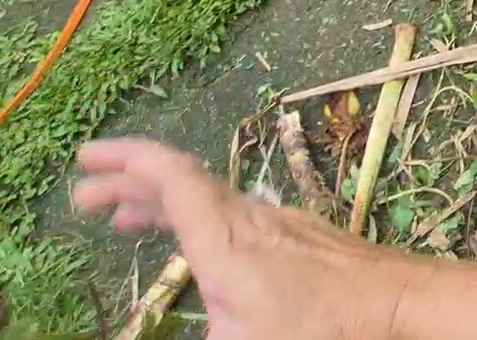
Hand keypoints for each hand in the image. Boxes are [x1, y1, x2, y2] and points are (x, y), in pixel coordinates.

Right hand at [74, 139, 432, 339]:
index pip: (177, 180)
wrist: (393, 298)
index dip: (131, 160)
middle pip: (187, 183)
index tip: (89, 155)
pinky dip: (197, 216)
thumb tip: (145, 330)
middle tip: (82, 196)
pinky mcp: (295, 232)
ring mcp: (277, 221)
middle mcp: (252, 218)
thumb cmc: (318, 327)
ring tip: (119, 216)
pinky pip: (234, 212)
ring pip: (211, 197)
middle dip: (132, 182)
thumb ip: (192, 334)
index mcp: (228, 241)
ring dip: (164, 201)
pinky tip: (189, 237)